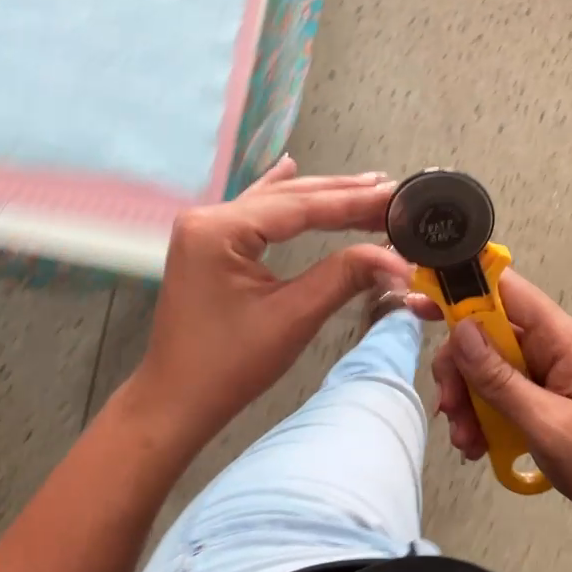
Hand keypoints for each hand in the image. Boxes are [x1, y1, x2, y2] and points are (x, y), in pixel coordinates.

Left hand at [129, 156, 408, 442]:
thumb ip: (343, 276)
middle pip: (288, 198)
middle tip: (392, 192)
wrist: (175, 402)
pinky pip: (253, 213)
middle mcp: (208, 217)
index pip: (300, 206)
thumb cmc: (228, 367)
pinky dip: (281, 199)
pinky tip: (290, 168)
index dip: (353, 202)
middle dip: (342, 196)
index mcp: (219, 229)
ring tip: (367, 186)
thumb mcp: (292, 317)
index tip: (395, 196)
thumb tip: (396, 259)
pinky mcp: (207, 245)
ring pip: (274, 204)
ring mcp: (204, 230)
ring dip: (320, 198)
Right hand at [428, 270, 571, 538]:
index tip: (418, 304)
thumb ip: (499, 377)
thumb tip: (459, 328)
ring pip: (489, 367)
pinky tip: (476, 448)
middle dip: (459, 368)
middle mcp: (552, 347)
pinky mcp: (546, 402)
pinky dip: (484, 417)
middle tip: (449, 407)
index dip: (460, 287)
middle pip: (487, 333)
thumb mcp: (547, 423)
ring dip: (468, 399)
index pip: (504, 289)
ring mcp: (549, 375)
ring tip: (464, 441)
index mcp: (560, 338)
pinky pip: (502, 395)